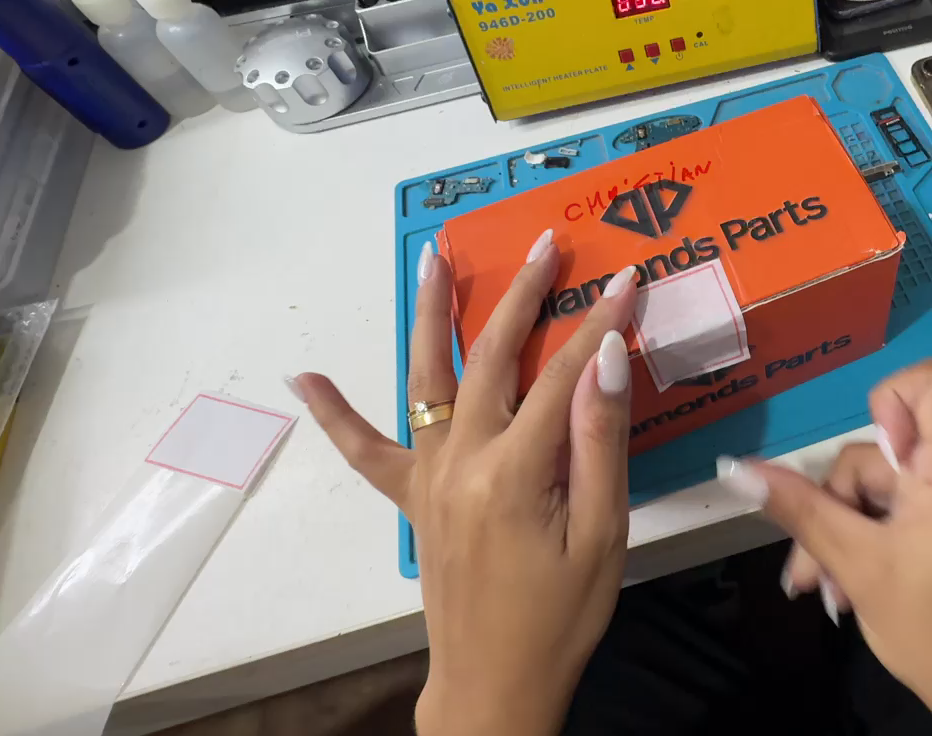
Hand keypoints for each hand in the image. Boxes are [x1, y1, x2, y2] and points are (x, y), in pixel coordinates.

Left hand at [291, 229, 639, 735]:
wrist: (494, 688)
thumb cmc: (562, 613)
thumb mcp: (603, 532)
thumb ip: (600, 439)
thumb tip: (605, 357)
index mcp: (513, 472)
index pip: (562, 374)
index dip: (598, 323)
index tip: (626, 279)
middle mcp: (459, 461)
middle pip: (492, 356)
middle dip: (521, 292)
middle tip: (543, 242)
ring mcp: (429, 477)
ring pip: (428, 378)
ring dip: (430, 313)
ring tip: (433, 257)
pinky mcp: (413, 498)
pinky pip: (368, 452)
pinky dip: (337, 416)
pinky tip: (305, 380)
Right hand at [718, 360, 931, 735]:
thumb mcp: (857, 565)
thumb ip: (799, 509)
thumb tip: (737, 469)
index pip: (927, 382)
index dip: (887, 398)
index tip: (868, 453)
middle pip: (872, 449)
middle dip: (831, 502)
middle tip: (811, 563)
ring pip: (864, 489)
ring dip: (833, 533)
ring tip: (820, 588)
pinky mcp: (928, 524)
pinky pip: (876, 513)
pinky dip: (852, 543)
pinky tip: (836, 587)